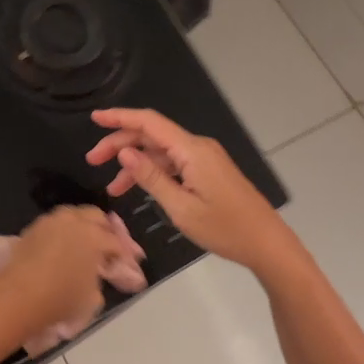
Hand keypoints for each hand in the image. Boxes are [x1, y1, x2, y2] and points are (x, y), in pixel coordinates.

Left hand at [0, 206, 123, 323]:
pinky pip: (56, 222)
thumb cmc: (62, 299)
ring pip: (74, 214)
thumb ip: (100, 277)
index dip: (125, 255)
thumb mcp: (93, 296)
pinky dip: (64, 230)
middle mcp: (74, 221)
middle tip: (108, 247)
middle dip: (105, 230)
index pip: (116, 242)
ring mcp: (51, 220)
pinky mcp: (35, 226)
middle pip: (96, 216)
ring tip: (86, 243)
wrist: (21, 294)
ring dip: (83, 225)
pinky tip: (64, 244)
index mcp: (93, 236)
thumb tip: (99, 270)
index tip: (129, 264)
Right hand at [85, 107, 299, 273]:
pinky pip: (173, 163)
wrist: (270, 246)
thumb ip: (151, 178)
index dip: (119, 117)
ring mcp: (204, 159)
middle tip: (93, 161)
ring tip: (113, 187)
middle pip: (151, 135)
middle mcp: (197, 147)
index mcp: (192, 150)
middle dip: (120, 144)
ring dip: (135, 164)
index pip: (149, 123)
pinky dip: (153, 172)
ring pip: (160, 152)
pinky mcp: (208, 171)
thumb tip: (124, 152)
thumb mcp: (181, 208)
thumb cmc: (226, 229)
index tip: (94, 118)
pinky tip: (139, 188)